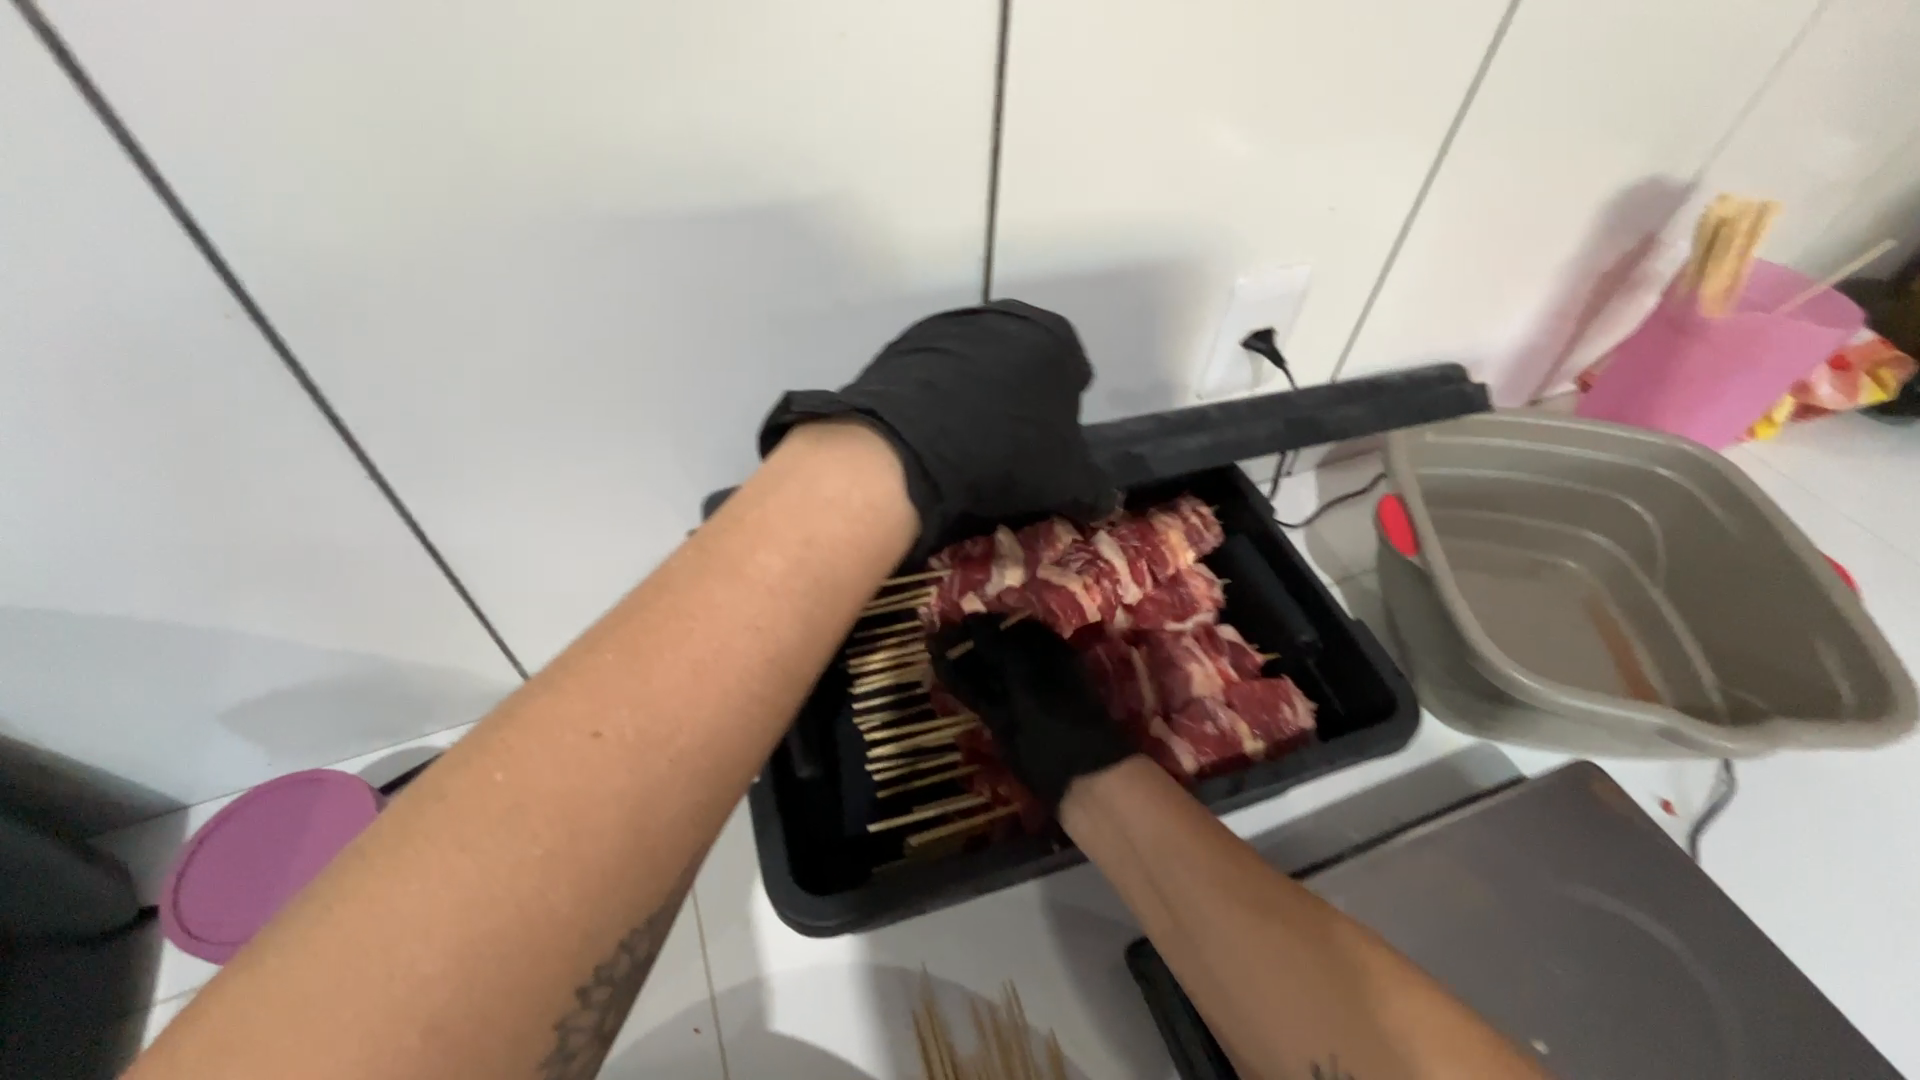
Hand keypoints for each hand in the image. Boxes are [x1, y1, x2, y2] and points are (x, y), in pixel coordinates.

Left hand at [759, 300, 1114, 556]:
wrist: (913, 446)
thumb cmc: (1009, 453)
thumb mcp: (1066, 481)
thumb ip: (1093, 487)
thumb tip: (1106, 502)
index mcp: (1054, 336)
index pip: (1073, 370)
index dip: (1065, 409)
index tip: (1051, 442)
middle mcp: (1003, 316)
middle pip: (1022, 360)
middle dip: (1019, 395)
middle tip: (1010, 442)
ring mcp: (947, 326)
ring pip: (975, 364)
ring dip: (975, 394)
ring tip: (967, 441)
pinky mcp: (901, 345)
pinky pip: (931, 374)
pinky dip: (936, 397)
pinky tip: (932, 434)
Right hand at [930, 616, 1135, 810]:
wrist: (1073, 770)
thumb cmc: (1060, 713)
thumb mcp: (1030, 673)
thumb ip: (1001, 647)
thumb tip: (973, 621)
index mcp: (1050, 651)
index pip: (1015, 626)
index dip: (989, 619)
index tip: (961, 612)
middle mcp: (1032, 669)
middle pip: (996, 647)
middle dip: (968, 637)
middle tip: (938, 626)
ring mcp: (1015, 696)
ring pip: (983, 670)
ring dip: (958, 657)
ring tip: (931, 642)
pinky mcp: (1000, 719)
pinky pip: (976, 693)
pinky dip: (957, 681)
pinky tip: (938, 666)